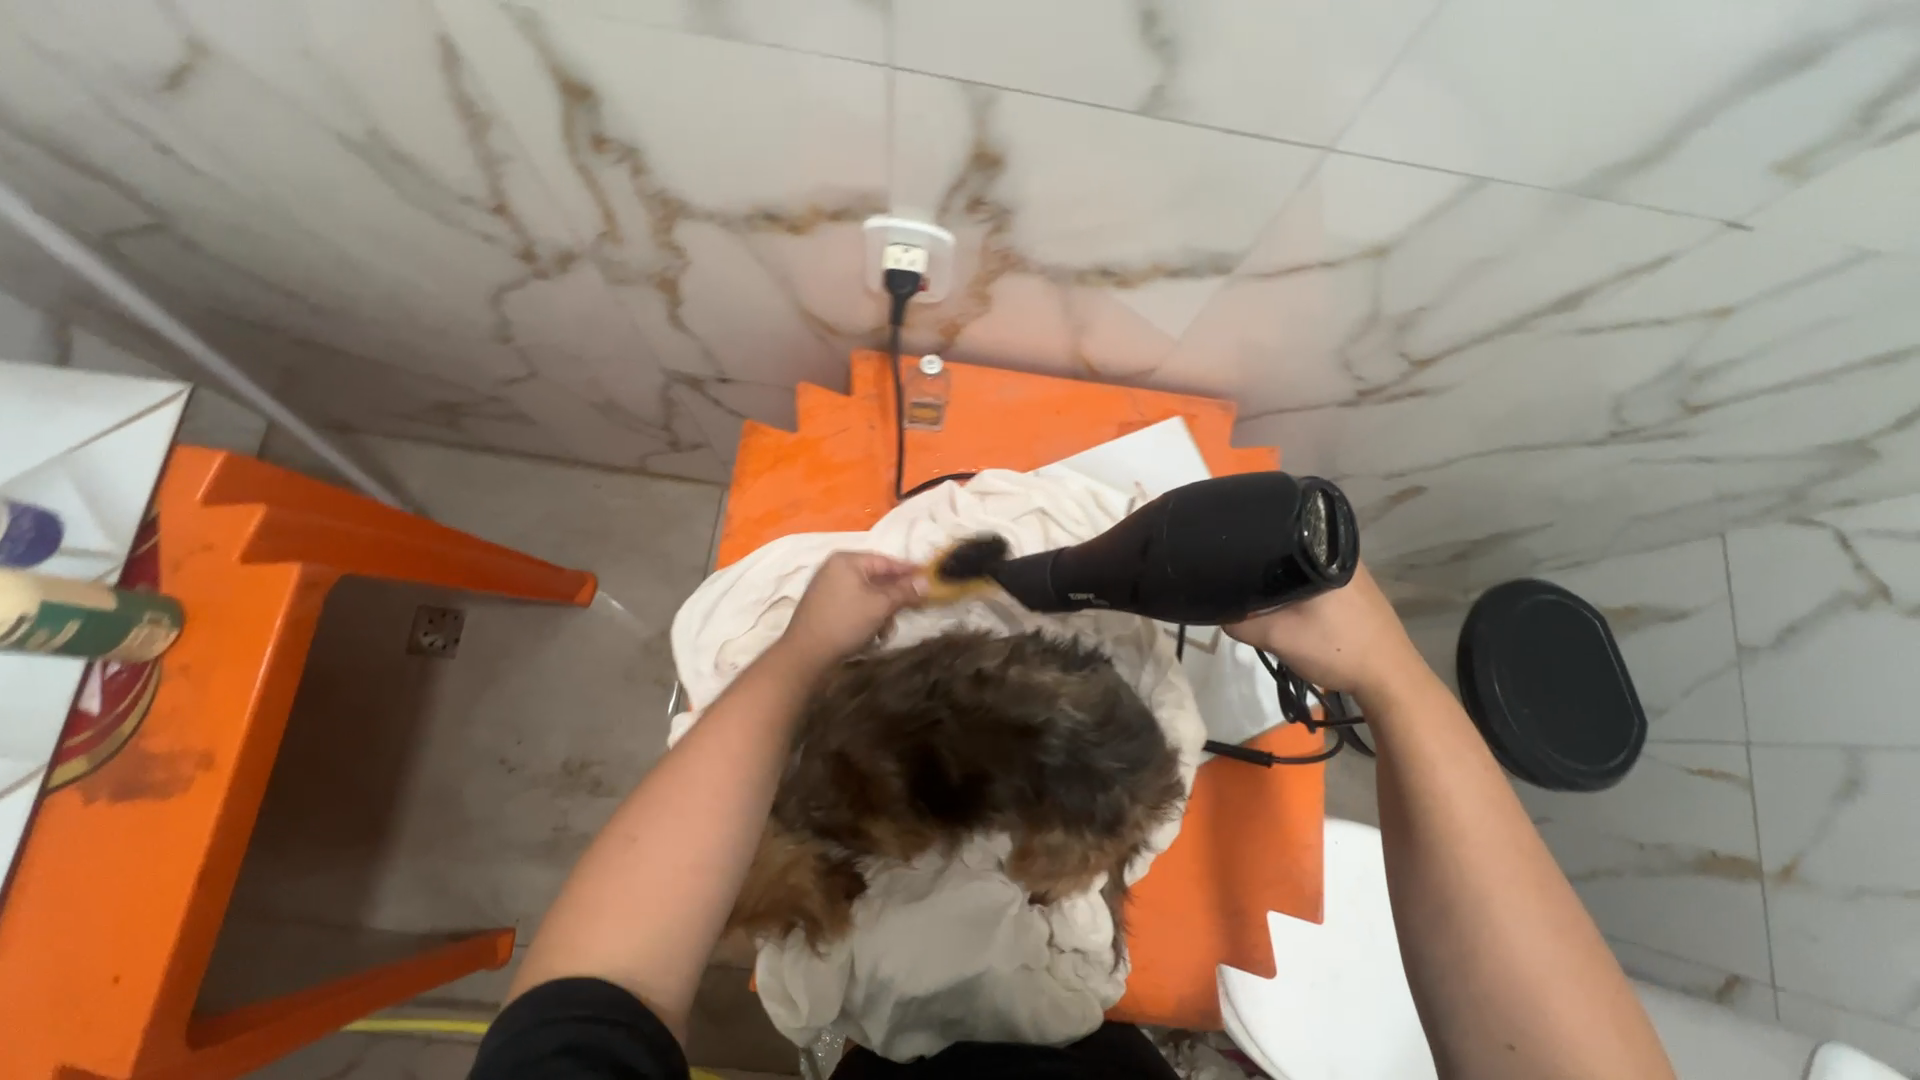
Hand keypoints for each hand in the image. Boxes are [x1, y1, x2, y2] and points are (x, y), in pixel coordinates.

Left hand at [773, 551, 927, 669]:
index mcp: (847, 560)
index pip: (885, 561)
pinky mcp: (824, 606)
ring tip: (886, 630)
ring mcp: (828, 587)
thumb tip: (928, 582)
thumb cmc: (845, 622)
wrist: (806, 654)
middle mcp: (835, 568)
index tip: (929, 578)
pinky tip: (872, 634)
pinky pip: (855, 604)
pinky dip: (867, 616)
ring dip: (882, 612)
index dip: (909, 570)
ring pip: (867, 594)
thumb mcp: (880, 605)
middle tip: (913, 608)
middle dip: (894, 597)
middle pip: (876, 577)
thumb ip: (905, 591)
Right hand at [1225, 561, 1428, 701]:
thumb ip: (1240, 623)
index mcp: (1325, 549)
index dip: (1247, 545)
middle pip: (1286, 551)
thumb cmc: (1337, 650)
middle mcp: (1342, 552)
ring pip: (1301, 569)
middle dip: (1262, 568)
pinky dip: (1298, 593)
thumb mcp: (1277, 637)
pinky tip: (1290, 611)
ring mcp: (1353, 572)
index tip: (1226, 560)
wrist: (1390, 681)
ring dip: (1282, 584)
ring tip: (1260, 598)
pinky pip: (1315, 582)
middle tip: (1239, 584)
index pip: (1275, 530)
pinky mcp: (1357, 592)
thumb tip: (1219, 611)